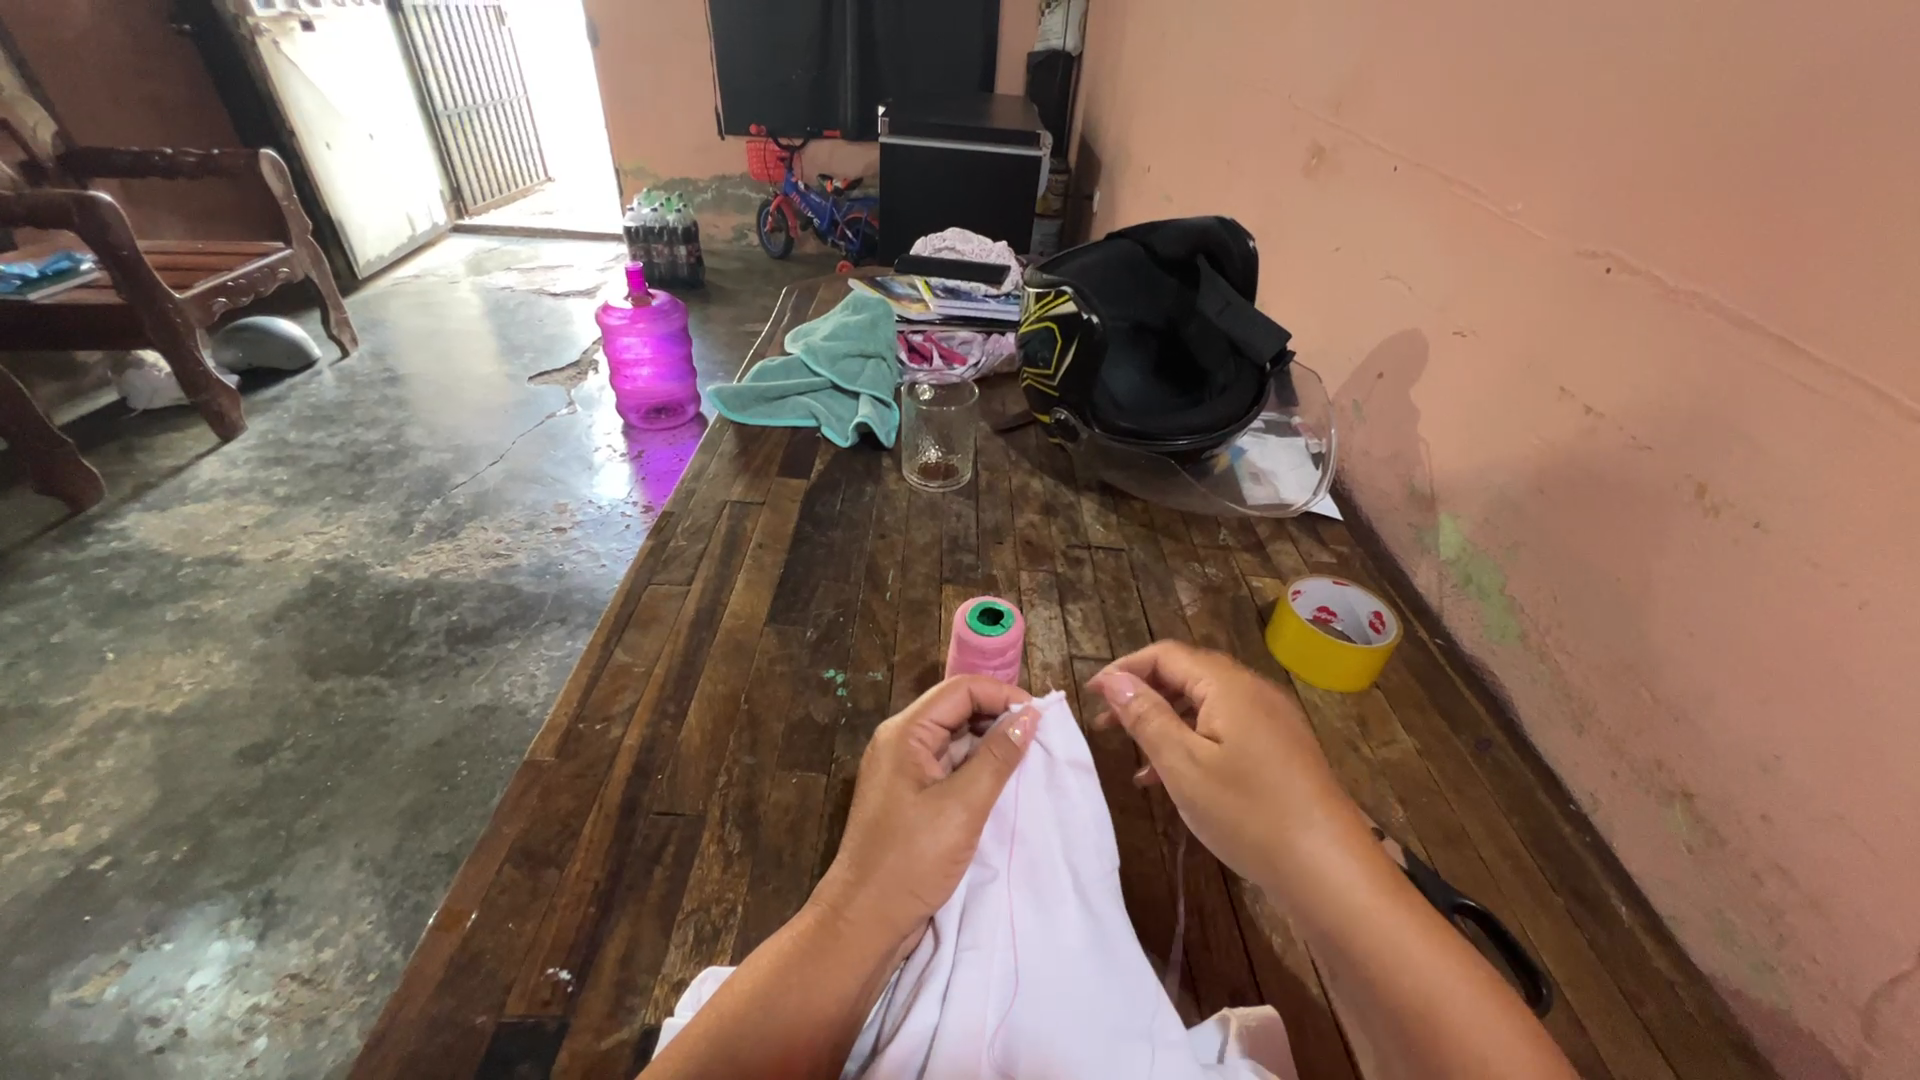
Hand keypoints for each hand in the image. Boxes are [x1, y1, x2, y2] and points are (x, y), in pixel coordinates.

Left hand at [810, 676, 1036, 944]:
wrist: (865, 921)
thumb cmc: (911, 860)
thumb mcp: (962, 807)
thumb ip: (997, 757)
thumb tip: (1030, 716)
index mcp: (905, 733)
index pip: (960, 689)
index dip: (1002, 694)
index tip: (1040, 717)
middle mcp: (902, 741)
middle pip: (957, 709)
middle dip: (999, 716)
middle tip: (1041, 738)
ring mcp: (905, 769)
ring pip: (956, 738)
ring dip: (991, 743)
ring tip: (1030, 758)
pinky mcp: (912, 795)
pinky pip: (950, 766)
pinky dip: (978, 768)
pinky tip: (1006, 782)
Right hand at [1087, 641, 1371, 896]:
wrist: (1329, 870)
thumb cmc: (1247, 812)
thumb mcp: (1183, 765)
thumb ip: (1146, 716)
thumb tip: (1114, 679)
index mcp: (1228, 686)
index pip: (1166, 655)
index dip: (1125, 669)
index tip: (1092, 695)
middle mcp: (1253, 692)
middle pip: (1187, 675)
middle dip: (1143, 695)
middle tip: (1106, 725)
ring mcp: (1272, 722)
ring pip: (1205, 706)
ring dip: (1165, 723)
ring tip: (1132, 759)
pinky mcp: (1280, 751)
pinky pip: (1225, 730)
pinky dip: (1193, 743)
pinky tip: (1172, 780)